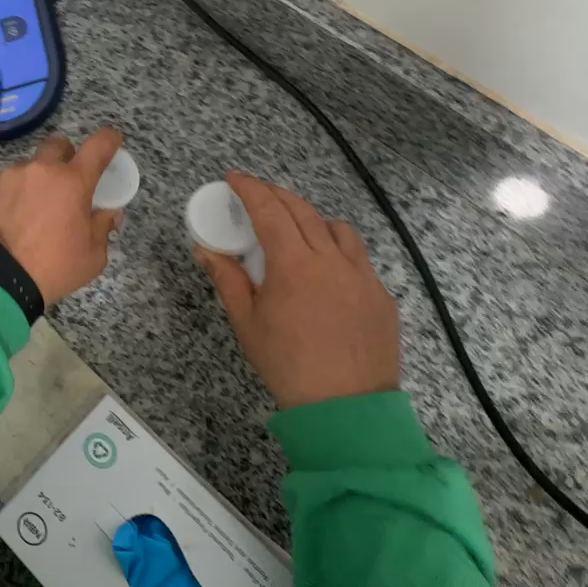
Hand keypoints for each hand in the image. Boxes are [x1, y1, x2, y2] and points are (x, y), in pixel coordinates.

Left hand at [0, 129, 123, 305]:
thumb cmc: (52, 267)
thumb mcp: (92, 255)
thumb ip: (102, 227)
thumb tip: (108, 213)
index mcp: (72, 182)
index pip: (98, 147)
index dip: (108, 140)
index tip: (111, 139)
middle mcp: (40, 169)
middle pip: (57, 145)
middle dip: (64, 157)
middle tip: (64, 182)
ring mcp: (9, 174)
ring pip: (27, 167)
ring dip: (33, 181)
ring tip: (28, 211)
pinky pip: (3, 182)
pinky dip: (9, 194)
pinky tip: (6, 217)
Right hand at [196, 171, 401, 409]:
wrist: (347, 410)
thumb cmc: (287, 363)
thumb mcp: (246, 321)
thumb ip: (227, 278)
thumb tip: (205, 250)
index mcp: (294, 265)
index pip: (269, 211)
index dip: (250, 188)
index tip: (233, 176)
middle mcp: (331, 261)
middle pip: (302, 210)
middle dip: (276, 194)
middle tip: (256, 192)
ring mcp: (363, 277)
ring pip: (337, 228)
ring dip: (311, 218)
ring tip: (294, 227)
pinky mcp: (382, 296)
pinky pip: (359, 257)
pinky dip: (336, 248)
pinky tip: (325, 267)